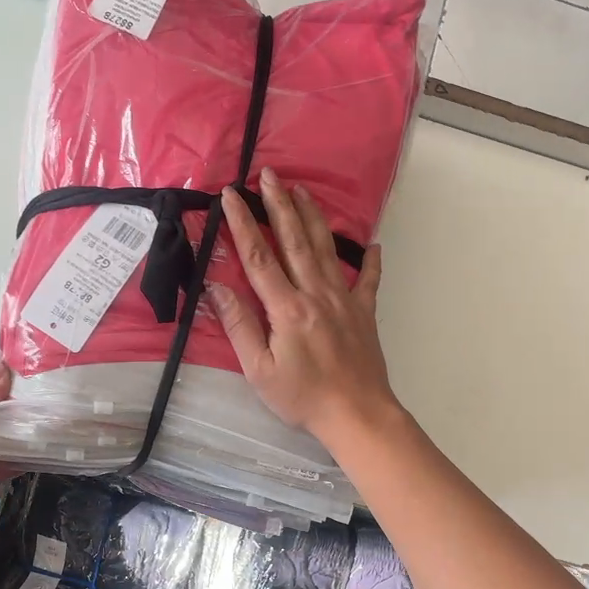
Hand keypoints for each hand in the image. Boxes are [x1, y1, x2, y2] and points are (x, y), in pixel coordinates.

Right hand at [209, 167, 404, 447]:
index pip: (259, 258)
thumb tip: (216, 288)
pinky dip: (370, 260)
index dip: (243, 224)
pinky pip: (368, 280)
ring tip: (302, 189)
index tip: (231, 196)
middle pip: (295, 241)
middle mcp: (316, 294)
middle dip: (279, 205)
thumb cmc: (303, 398)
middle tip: (268, 174)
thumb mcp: (259, 370)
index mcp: (287, 309)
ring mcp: (345, 300)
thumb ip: (240, 327)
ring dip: (313, 216)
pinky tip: (372, 244)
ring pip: (327, 249)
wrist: (357, 414)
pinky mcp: (364, 313)